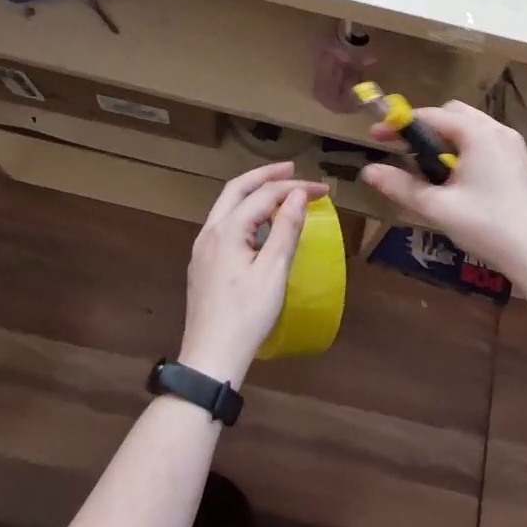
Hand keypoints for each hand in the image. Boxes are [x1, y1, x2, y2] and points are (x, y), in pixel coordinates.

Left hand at [179, 162, 329, 387]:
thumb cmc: (246, 315)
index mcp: (226, 230)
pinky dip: (245, 212)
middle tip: (292, 169)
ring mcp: (202, 248)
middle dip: (265, 176)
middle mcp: (209, 232)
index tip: (324, 189)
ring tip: (279, 190)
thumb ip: (286, 229)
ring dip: (253, 192)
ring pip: (227, 206)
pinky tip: (260, 223)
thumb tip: (298, 195)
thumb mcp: (273, 271)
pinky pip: (224, 224)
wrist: (210, 357)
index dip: (294, 187)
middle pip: (236, 190)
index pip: (263, 195)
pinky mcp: (203, 264)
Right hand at [359, 101, 526, 279]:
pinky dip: (463, 149)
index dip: (399, 124)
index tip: (375, 137)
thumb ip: (401, 186)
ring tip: (427, 169)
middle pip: (452, 114)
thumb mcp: (438, 208)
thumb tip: (367, 171)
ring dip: (444, 140)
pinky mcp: (519, 161)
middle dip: (424, 128)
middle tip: (402, 153)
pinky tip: (455, 180)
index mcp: (478, 134)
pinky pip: (484, 142)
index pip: (430, 116)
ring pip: (469, 128)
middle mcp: (497, 130)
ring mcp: (512, 145)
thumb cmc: (488, 227)